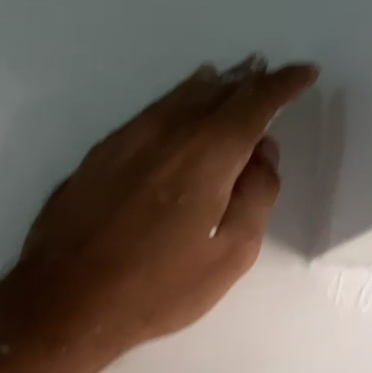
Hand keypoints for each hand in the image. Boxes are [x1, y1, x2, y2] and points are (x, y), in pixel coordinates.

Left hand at [0, 56, 318, 363]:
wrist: (66, 301)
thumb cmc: (160, 286)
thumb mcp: (232, 253)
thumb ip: (256, 195)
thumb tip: (263, 154)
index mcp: (208, 153)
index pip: (255, 102)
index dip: (284, 84)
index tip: (305, 72)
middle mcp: (168, 131)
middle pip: (218, 91)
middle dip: (250, 80)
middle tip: (270, 72)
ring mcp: (129, 138)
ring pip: (181, 96)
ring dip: (214, 86)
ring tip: (233, 78)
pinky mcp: (102, 153)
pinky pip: (155, 111)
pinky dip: (181, 101)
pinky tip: (183, 107)